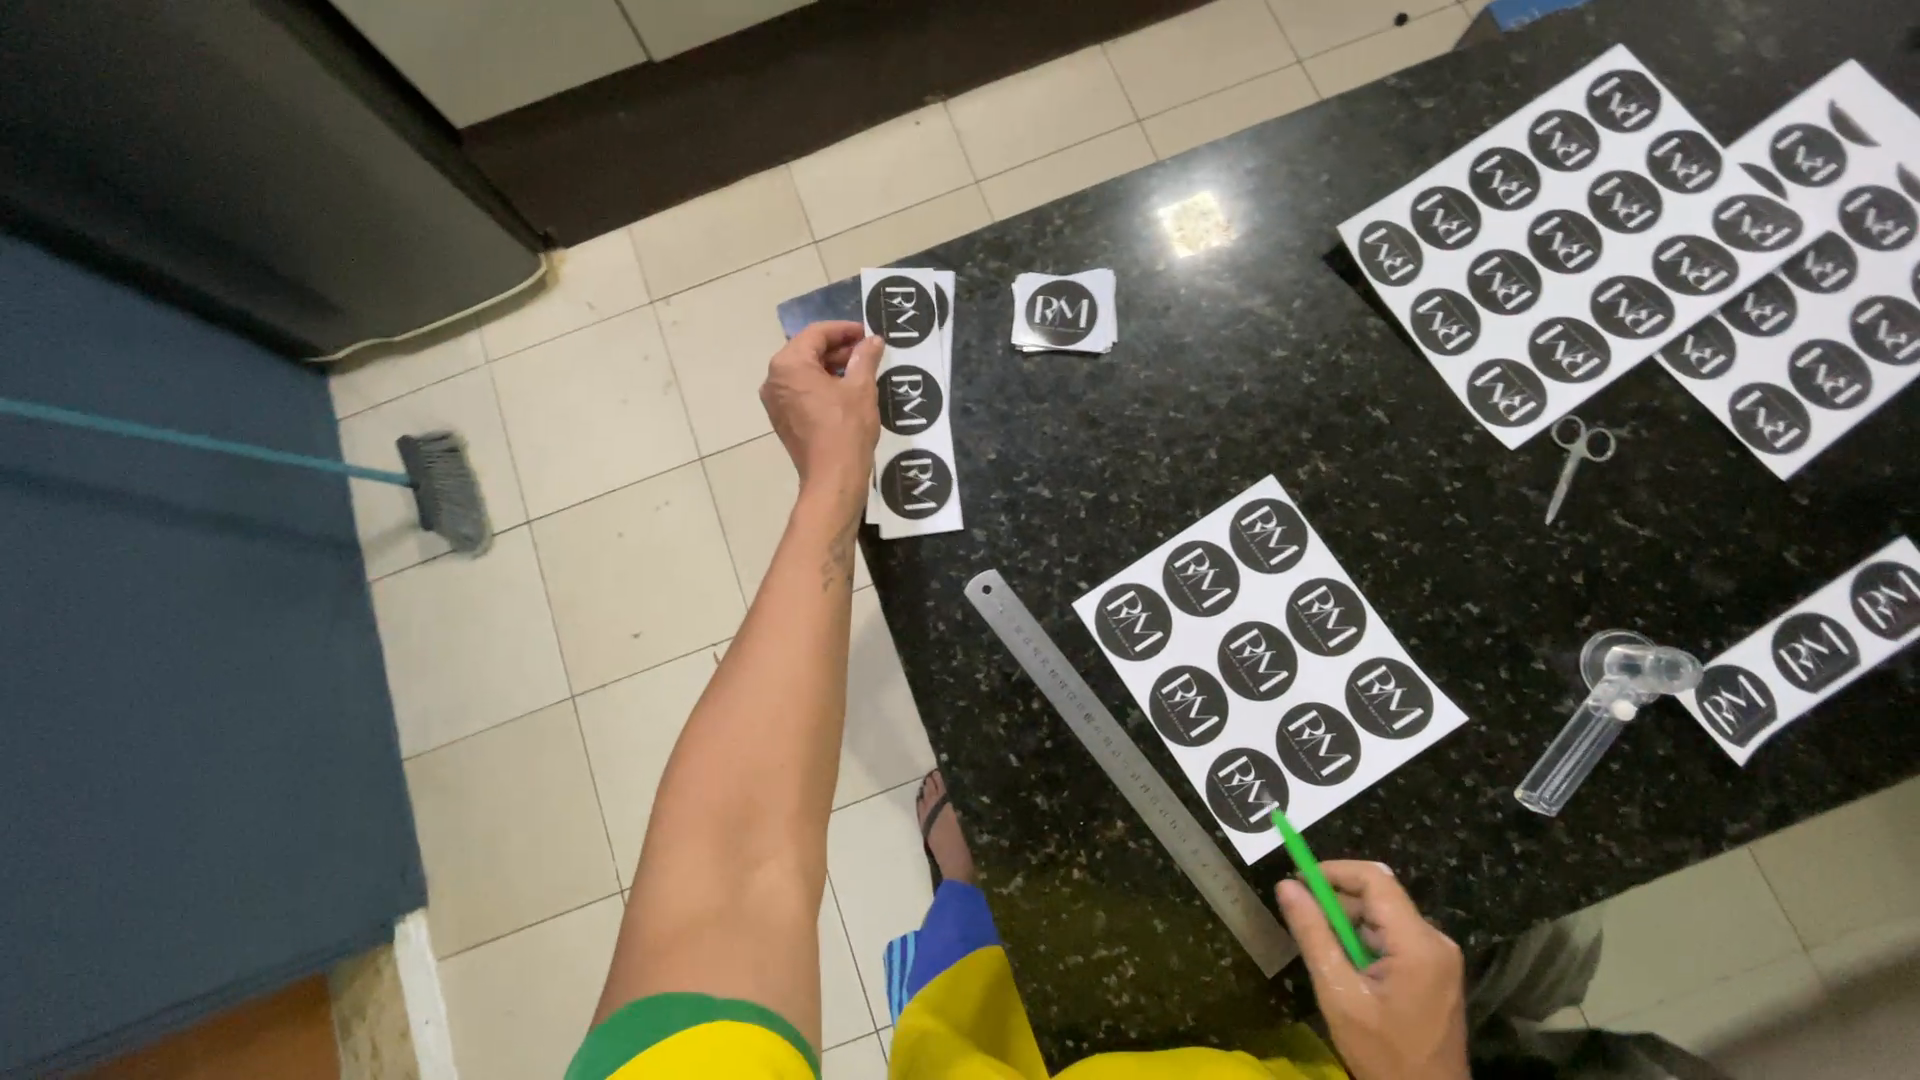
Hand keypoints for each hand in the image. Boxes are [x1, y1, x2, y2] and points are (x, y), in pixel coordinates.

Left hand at [760, 321, 881, 516]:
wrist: (832, 477)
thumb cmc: (846, 428)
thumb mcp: (861, 388)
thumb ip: (865, 357)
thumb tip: (873, 340)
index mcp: (789, 364)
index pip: (816, 334)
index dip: (844, 330)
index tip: (866, 333)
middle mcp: (774, 379)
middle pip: (807, 352)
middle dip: (837, 349)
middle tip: (866, 353)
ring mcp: (775, 402)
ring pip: (803, 373)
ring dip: (830, 368)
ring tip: (859, 372)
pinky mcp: (782, 420)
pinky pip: (800, 392)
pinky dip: (820, 387)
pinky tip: (844, 392)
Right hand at [1276, 861, 1469, 1079]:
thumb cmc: (1383, 1054)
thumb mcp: (1338, 994)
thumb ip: (1313, 934)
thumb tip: (1286, 885)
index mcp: (1418, 943)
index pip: (1375, 879)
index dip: (1333, 870)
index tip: (1298, 880)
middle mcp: (1436, 940)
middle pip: (1379, 897)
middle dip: (1337, 904)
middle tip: (1304, 925)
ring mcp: (1439, 957)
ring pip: (1383, 918)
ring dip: (1349, 926)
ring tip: (1327, 959)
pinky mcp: (1436, 972)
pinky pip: (1394, 938)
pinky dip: (1365, 944)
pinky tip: (1349, 973)